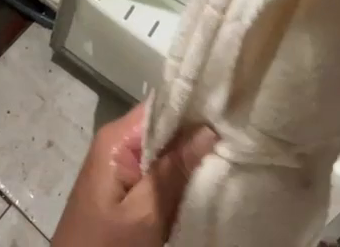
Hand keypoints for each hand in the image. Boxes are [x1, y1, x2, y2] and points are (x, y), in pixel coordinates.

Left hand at [51, 103, 217, 246]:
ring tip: (224, 153)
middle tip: (232, 138)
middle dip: (195, 133)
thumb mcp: (145, 213)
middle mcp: (117, 141)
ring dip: (188, 155)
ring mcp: (119, 163)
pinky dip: (176, 173)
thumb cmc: (107, 245)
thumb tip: (208, 129)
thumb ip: (174, 170)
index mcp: (117, 138)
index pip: (161, 106)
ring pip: (163, 148)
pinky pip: (155, 167)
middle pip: (163, 125)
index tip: (227, 111)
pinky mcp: (124, 184)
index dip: (194, 106)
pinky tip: (200, 176)